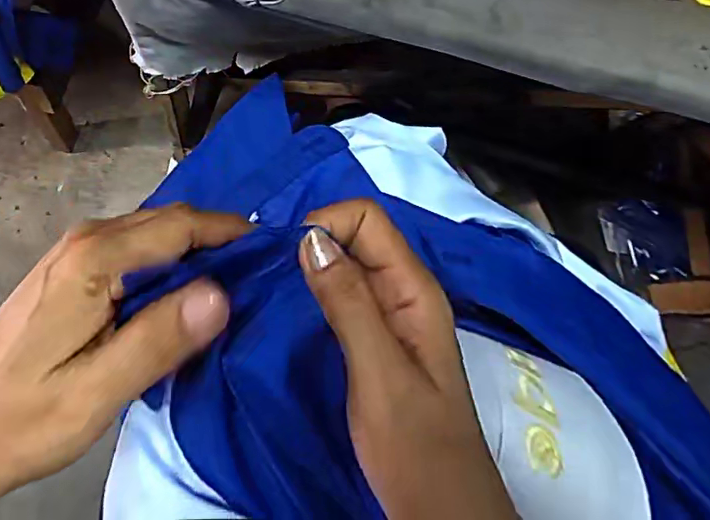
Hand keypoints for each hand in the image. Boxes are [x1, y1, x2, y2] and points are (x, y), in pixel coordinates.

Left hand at [0, 205, 251, 519]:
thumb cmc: (17, 421)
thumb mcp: (93, 394)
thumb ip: (158, 339)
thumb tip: (223, 292)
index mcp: (95, 258)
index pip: (181, 225)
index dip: (230, 233)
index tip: (271, 250)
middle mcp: (88, 238)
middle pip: (171, 220)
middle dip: (218, 238)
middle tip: (259, 270)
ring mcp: (77, 249)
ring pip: (156, 231)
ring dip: (196, 249)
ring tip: (232, 280)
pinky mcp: (73, 266)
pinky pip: (138, 246)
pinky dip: (171, 259)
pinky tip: (184, 290)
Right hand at [300, 199, 516, 519]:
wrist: (441, 511)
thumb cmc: (415, 444)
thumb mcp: (379, 372)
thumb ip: (349, 302)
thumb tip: (311, 237)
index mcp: (413, 287)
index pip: (370, 219)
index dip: (328, 222)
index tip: (284, 252)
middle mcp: (404, 290)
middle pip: (359, 236)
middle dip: (316, 239)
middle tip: (268, 268)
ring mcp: (392, 315)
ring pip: (350, 264)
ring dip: (313, 264)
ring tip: (271, 283)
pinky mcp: (377, 340)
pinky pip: (346, 295)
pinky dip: (318, 291)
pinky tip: (291, 307)